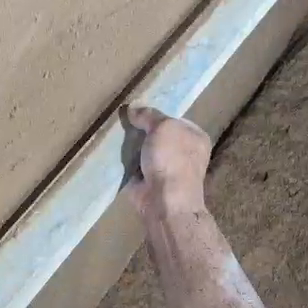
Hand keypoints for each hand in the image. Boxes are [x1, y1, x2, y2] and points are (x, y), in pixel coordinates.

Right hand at [124, 105, 211, 221]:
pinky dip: (125, 161)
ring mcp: (167, 169)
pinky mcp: (149, 182)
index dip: (157, 115)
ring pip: (145, 150)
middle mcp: (184, 153)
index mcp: (195, 138)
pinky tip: (112, 152)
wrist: (164, 201)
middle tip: (123, 121)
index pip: (175, 120)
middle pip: (158, 135)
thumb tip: (133, 107)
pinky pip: (134, 165)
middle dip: (141, 130)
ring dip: (131, 146)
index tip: (137, 111)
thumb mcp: (162, 127)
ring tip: (114, 134)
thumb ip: (148, 115)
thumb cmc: (171, 159)